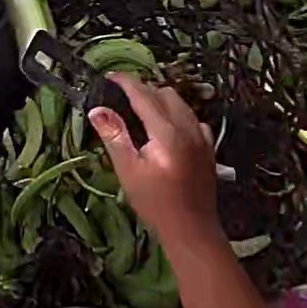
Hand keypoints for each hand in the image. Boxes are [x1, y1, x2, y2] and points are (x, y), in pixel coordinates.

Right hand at [89, 74, 219, 249]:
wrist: (192, 230)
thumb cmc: (155, 203)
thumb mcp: (128, 171)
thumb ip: (114, 136)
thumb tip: (97, 109)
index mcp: (166, 132)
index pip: (144, 95)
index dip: (126, 82)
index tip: (110, 77)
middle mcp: (187, 127)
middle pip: (164, 93)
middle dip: (142, 90)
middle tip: (121, 99)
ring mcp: (201, 136)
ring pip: (180, 103)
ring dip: (160, 99)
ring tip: (141, 110)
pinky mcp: (208, 147)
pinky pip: (192, 118)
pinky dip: (177, 114)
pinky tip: (167, 129)